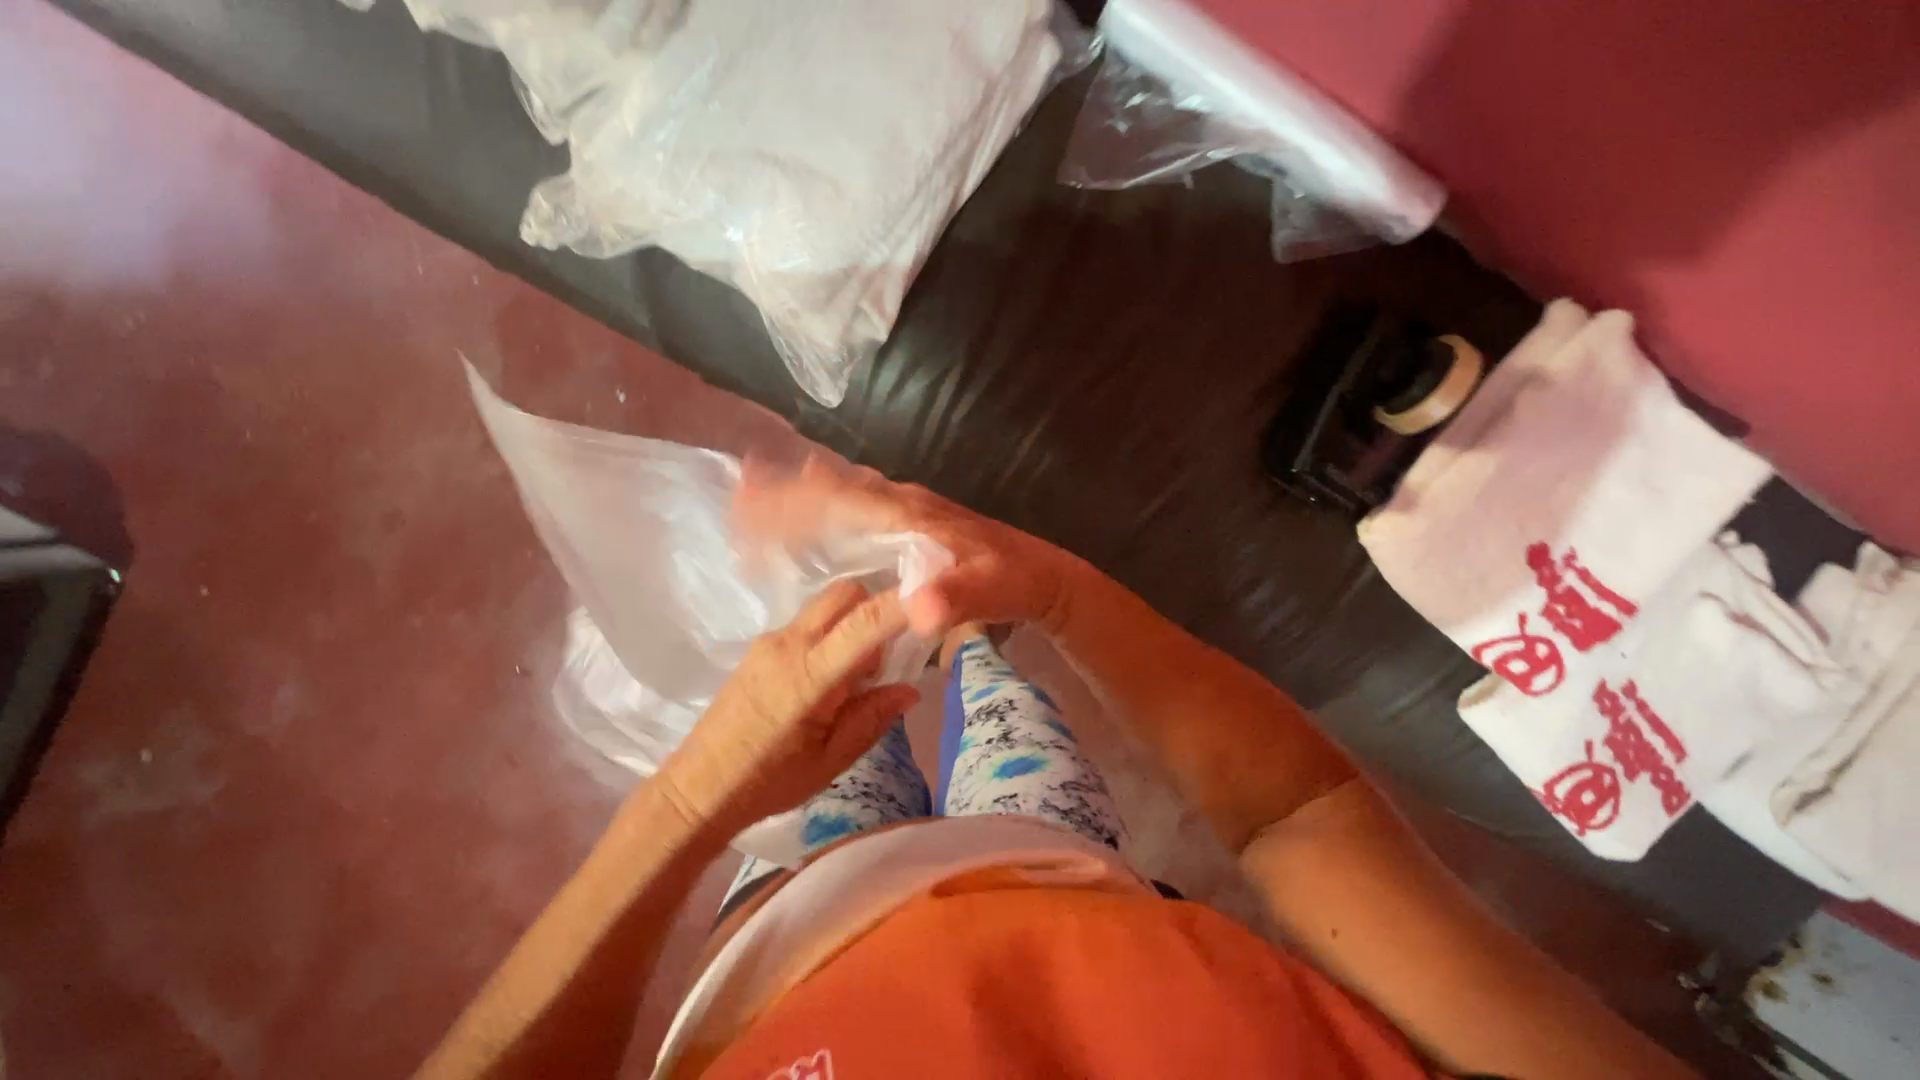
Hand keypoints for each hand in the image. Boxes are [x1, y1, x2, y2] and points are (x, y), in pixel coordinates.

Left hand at [657, 580, 921, 834]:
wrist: (698, 787)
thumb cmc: (768, 783)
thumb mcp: (831, 762)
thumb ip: (872, 719)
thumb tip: (910, 688)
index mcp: (810, 675)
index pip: (866, 622)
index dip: (904, 602)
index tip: (935, 595)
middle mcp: (789, 644)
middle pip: (846, 593)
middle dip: (877, 605)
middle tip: (883, 657)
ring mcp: (770, 641)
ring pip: (826, 605)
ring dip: (853, 622)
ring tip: (854, 676)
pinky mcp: (760, 648)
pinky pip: (808, 622)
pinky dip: (830, 634)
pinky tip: (827, 679)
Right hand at [736, 457, 1078, 637]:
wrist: (1040, 573)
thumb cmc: (1012, 583)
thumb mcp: (991, 593)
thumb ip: (956, 599)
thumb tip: (916, 608)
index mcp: (910, 516)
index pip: (843, 501)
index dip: (796, 506)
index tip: (751, 511)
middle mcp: (899, 503)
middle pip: (832, 489)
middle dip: (783, 494)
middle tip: (735, 499)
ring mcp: (901, 510)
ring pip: (839, 493)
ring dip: (797, 496)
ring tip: (748, 498)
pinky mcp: (904, 523)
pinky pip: (852, 507)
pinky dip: (820, 508)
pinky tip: (799, 522)